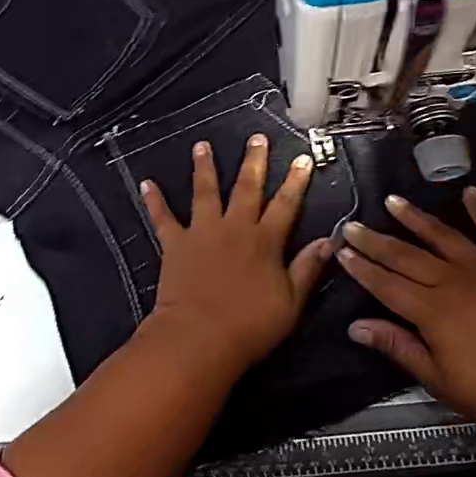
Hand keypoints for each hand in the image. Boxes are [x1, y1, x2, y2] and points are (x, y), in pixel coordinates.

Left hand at [140, 134, 331, 372]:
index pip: (286, 204)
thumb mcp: (291, 302)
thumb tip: (329, 240)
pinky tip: (146, 184)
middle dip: (254, 161)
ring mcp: (202, 233)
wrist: (199, 338)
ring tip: (202, 145)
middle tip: (257, 138)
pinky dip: (154, 201)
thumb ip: (307, 268)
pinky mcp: (175, 244)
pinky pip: (163, 218)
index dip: (296, 181)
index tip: (302, 159)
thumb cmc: (250, 325)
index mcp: (265, 241)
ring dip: (204, 167)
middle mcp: (235, 228)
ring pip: (205, 192)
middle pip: (247, 188)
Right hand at [337, 188, 475, 456]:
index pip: (386, 284)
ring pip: (443, 237)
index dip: (362, 268)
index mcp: (433, 312)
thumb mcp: (440, 381)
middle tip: (353, 226)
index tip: (341, 251)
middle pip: (407, 256)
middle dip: (376, 241)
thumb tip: (357, 327)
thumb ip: (398, 347)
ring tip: (393, 202)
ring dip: (416, 219)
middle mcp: (455, 282)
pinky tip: (470, 194)